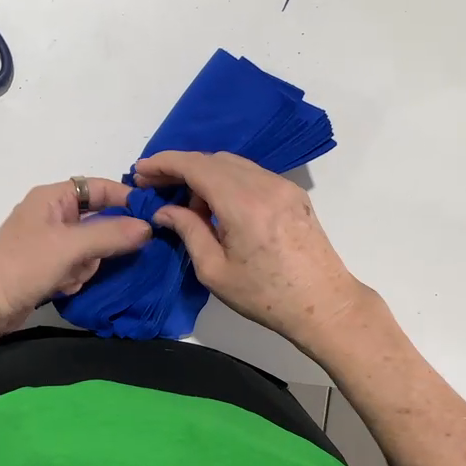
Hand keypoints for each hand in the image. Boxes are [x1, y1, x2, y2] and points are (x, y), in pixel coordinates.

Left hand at [0, 178, 152, 337]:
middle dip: (100, 245)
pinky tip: (60, 287)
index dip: (126, 198)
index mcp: (52, 197)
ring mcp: (49, 241)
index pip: (99, 187)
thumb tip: (148, 226)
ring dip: (85, 266)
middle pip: (98, 220)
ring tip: (68, 276)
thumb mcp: (70, 247)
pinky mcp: (47, 265)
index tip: (153, 216)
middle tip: (92, 259)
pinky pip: (77, 266)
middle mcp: (51, 213)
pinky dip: (74, 277)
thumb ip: (111, 234)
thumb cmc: (24, 266)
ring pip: (91, 248)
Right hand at [133, 151, 371, 350]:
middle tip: (154, 186)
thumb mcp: (214, 270)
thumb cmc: (265, 296)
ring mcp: (282, 186)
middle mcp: (264, 185)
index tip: (141, 171)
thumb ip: (188, 231)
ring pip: (232, 164)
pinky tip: (215, 206)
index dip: (164, 163)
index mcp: (242, 204)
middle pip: (213, 160)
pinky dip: (226, 180)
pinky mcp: (293, 194)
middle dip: (180, 167)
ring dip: (203, 174)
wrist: (325, 306)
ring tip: (184, 202)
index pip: (196, 166)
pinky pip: (251, 174)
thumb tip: (164, 210)